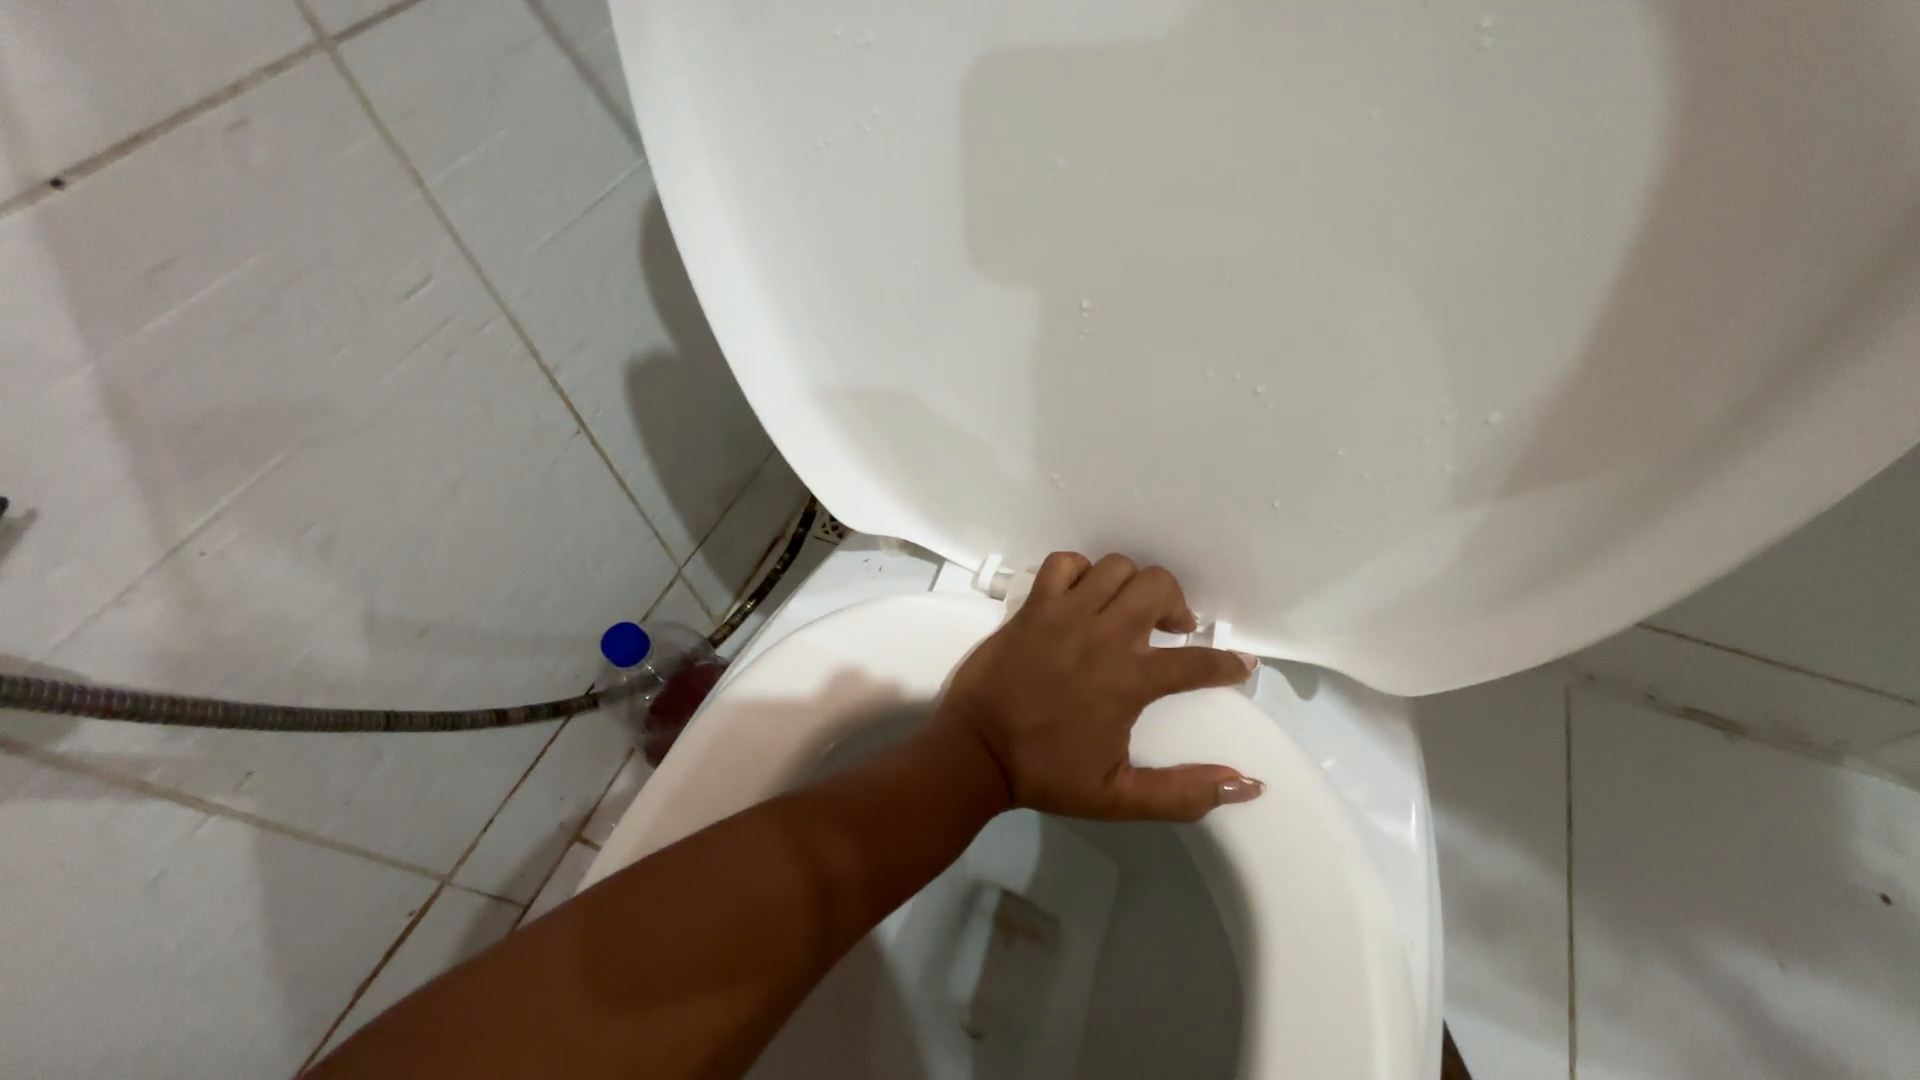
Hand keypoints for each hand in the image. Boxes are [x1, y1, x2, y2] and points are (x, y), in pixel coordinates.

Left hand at [928, 552, 1264, 822]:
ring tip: (1127, 612)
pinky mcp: (1031, 607)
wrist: (976, 753)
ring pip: (1115, 568)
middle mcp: (1102, 636)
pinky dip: (1079, 571)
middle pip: (1159, 586)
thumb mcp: (1120, 797)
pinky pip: (1063, 564)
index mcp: (1129, 680)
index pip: (1197, 663)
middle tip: (1170, 630)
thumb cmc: (1046, 774)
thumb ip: (1184, 792)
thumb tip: (1245, 785)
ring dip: (1131, 586)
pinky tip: (1081, 596)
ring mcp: (1063, 615)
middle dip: (1176, 603)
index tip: (1239, 665)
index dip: (1227, 663)